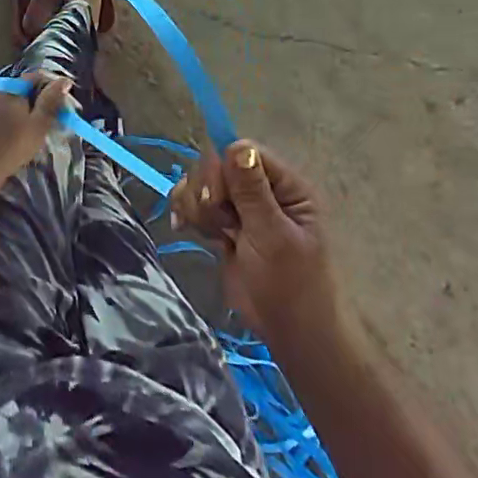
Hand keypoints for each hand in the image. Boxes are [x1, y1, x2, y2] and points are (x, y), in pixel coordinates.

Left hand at [0, 72, 74, 185]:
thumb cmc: (11, 147)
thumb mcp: (38, 124)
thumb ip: (51, 101)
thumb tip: (64, 79)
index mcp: (9, 87)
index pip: (35, 76)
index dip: (52, 87)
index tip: (62, 103)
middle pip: (21, 88)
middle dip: (38, 99)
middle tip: (50, 117)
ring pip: (9, 100)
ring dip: (23, 109)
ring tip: (35, 127)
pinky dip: (9, 117)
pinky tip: (14, 133)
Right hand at [171, 141, 344, 344]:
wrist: (290, 331)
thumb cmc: (292, 285)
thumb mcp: (273, 236)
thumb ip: (252, 191)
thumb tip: (237, 146)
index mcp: (287, 187)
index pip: (245, 153)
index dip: (223, 169)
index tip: (216, 199)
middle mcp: (263, 191)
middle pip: (217, 165)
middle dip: (206, 190)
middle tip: (216, 223)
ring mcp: (241, 209)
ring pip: (201, 184)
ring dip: (194, 204)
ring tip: (208, 232)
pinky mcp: (223, 226)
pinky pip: (195, 204)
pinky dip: (186, 213)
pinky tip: (184, 228)